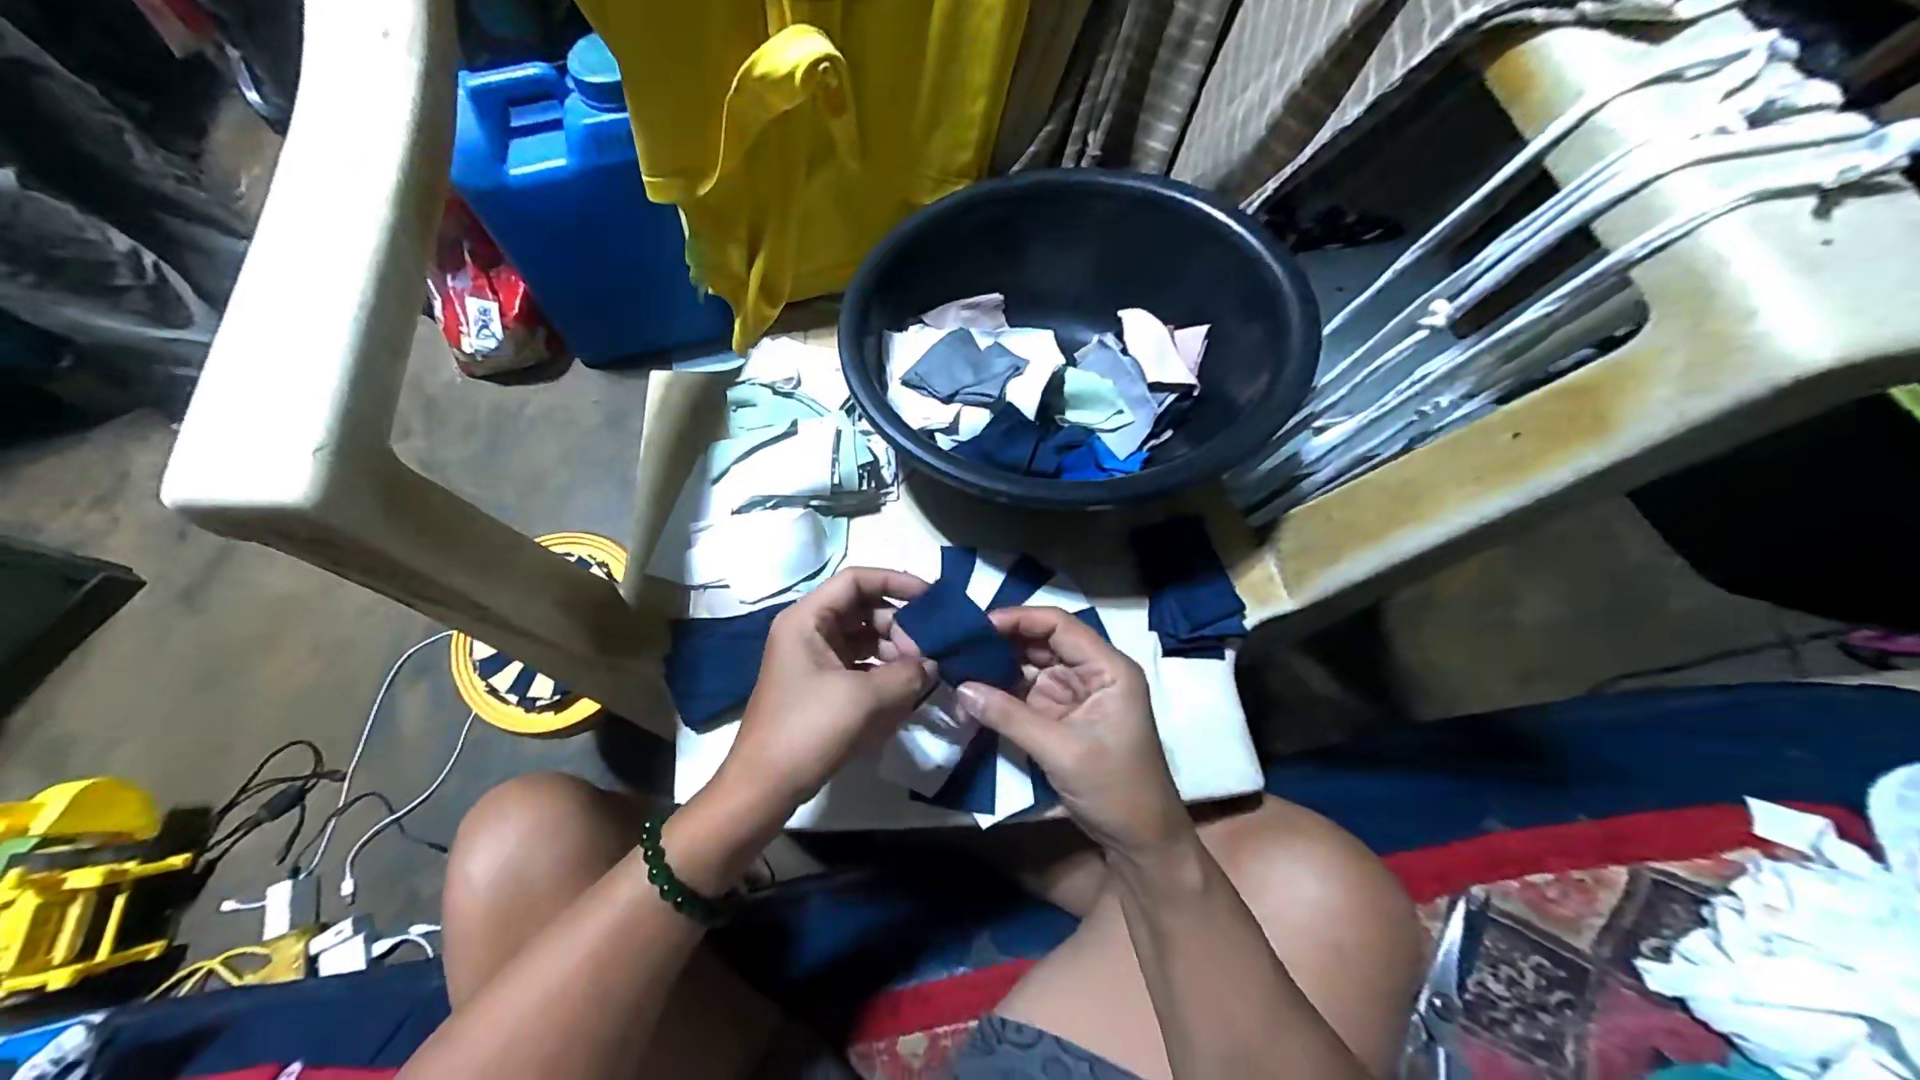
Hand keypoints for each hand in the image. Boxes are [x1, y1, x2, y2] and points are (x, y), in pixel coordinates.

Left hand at [718, 567, 936, 818]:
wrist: (764, 786)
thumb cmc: (807, 729)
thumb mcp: (864, 698)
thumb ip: (907, 675)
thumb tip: (934, 665)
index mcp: (807, 619)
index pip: (856, 580)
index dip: (896, 581)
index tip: (931, 597)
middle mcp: (808, 631)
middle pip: (863, 609)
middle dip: (900, 625)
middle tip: (930, 649)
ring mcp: (813, 659)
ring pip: (863, 638)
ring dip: (894, 650)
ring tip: (922, 671)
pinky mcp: (820, 686)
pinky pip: (858, 664)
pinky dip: (882, 671)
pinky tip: (906, 689)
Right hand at [954, 607, 1191, 858]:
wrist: (1140, 841)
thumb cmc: (1115, 789)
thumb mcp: (1062, 751)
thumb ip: (1010, 716)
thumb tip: (961, 688)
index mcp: (1108, 669)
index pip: (1060, 626)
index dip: (1019, 619)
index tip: (978, 625)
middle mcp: (1092, 673)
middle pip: (1043, 642)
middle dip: (1002, 641)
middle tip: (959, 642)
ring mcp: (1076, 695)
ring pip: (1031, 667)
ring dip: (998, 665)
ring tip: (959, 661)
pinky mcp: (1061, 717)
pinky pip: (1026, 694)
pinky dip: (1001, 692)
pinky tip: (973, 689)